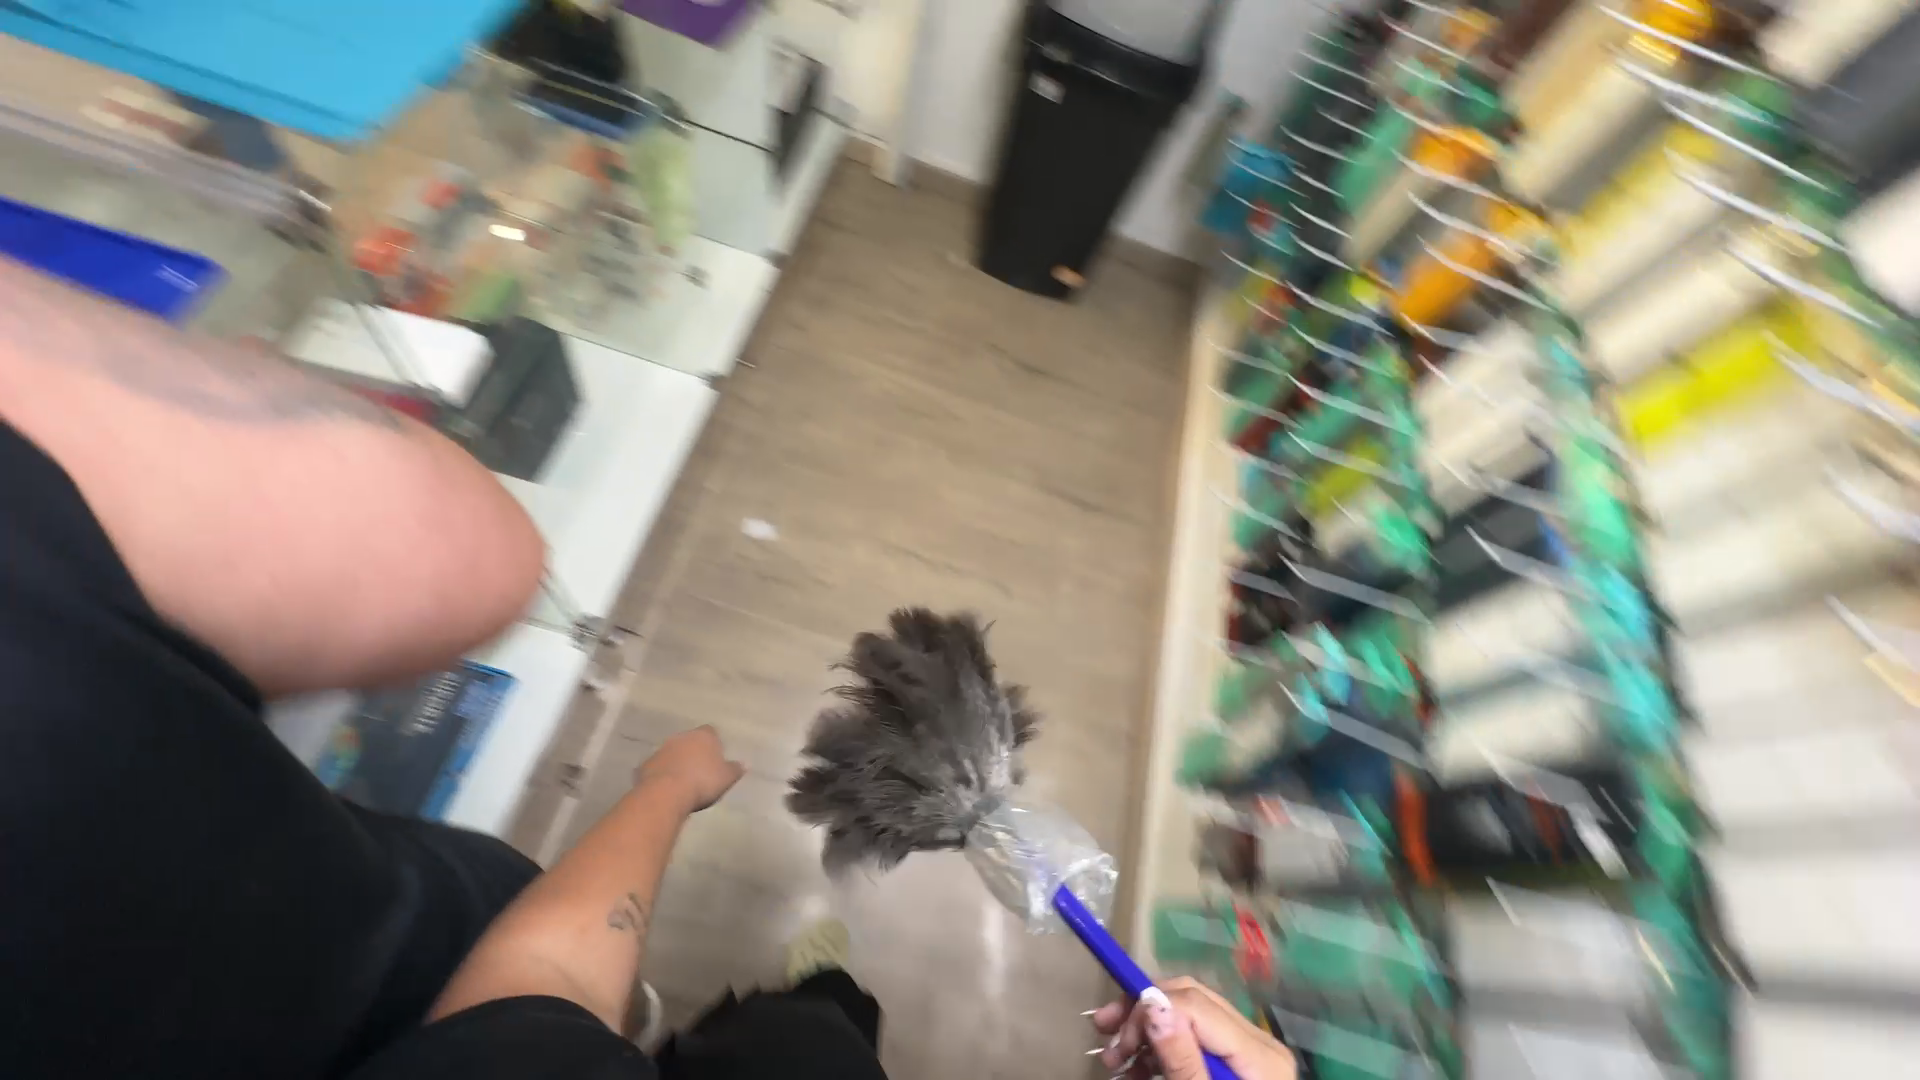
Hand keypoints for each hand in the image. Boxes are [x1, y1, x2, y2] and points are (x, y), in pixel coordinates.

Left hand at [634, 726, 743, 812]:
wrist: (666, 793)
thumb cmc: (702, 781)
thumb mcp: (726, 778)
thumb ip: (735, 769)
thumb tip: (745, 763)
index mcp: (703, 736)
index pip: (711, 732)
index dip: (713, 744)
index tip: (715, 758)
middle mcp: (682, 737)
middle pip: (689, 741)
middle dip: (693, 752)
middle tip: (699, 770)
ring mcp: (661, 750)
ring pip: (672, 753)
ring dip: (676, 762)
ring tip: (682, 781)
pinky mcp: (645, 765)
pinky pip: (657, 767)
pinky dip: (661, 774)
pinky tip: (666, 788)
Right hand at [1093, 977, 1295, 1079]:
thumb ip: (1180, 1059)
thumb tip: (1152, 1000)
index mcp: (1260, 1056)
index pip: (1194, 1003)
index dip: (1149, 1008)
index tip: (1114, 1036)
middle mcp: (1259, 1043)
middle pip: (1190, 1002)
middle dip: (1142, 1013)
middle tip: (1103, 1032)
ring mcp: (1249, 1054)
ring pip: (1187, 1017)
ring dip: (1146, 1033)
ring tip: (1111, 1059)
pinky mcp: (1237, 1067)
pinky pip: (1192, 1039)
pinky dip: (1160, 1051)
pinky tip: (1133, 1072)